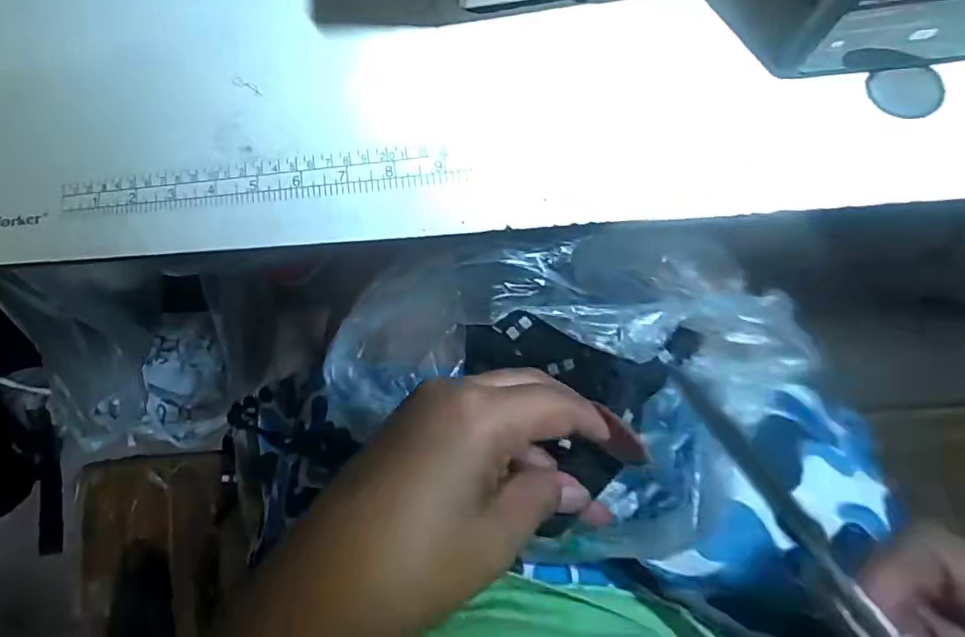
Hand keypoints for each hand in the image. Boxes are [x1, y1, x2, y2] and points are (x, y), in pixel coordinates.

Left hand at [217, 369, 646, 636]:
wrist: (328, 577)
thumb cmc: (421, 560)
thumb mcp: (495, 536)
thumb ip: (542, 498)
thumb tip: (576, 487)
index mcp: (477, 409)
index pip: (554, 402)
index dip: (600, 424)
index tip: (636, 453)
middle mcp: (452, 389)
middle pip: (527, 387)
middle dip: (571, 415)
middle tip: (612, 451)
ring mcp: (426, 403)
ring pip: (499, 401)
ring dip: (537, 434)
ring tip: (573, 489)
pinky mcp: (411, 422)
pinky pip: (471, 417)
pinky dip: (503, 440)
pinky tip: (524, 480)